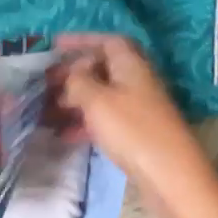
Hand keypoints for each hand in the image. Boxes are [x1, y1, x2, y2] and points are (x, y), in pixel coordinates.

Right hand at [47, 35, 212, 200]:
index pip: (106, 41)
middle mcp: (136, 81)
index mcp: (130, 64)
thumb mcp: (97, 100)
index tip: (55, 45)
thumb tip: (72, 73)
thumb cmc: (132, 130)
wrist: (172, 178)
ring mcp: (138, 109)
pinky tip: (64, 135)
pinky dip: (84, 123)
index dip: (81, 40)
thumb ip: (78, 80)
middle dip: (73, 73)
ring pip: (101, 96)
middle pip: (102, 68)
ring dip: (75, 99)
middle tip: (46, 82)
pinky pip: (105, 120)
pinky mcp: (136, 134)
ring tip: (47, 110)